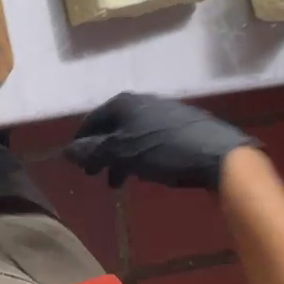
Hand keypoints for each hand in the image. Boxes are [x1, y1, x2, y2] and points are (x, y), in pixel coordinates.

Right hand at [65, 92, 256, 190]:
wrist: (218, 155)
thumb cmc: (164, 152)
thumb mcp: (123, 153)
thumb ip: (93, 152)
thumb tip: (65, 151)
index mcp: (125, 103)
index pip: (93, 120)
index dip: (81, 141)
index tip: (76, 162)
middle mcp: (143, 101)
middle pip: (113, 127)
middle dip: (102, 152)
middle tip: (95, 175)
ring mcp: (165, 112)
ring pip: (133, 135)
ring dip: (121, 157)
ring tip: (119, 182)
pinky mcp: (184, 126)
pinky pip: (151, 140)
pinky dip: (140, 156)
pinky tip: (145, 173)